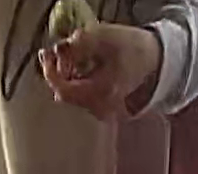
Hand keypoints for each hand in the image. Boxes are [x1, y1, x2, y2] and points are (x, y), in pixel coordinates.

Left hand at [39, 25, 162, 117]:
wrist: (152, 63)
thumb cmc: (130, 48)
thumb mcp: (104, 37)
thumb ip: (79, 44)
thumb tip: (57, 51)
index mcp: (101, 93)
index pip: (65, 91)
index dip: (50, 73)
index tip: (45, 54)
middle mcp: (100, 109)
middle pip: (67, 95)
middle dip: (57, 74)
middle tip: (52, 52)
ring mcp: (102, 113)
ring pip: (74, 97)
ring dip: (67, 77)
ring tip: (67, 57)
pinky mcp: (104, 111)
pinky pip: (82, 99)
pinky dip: (76, 83)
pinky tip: (80, 69)